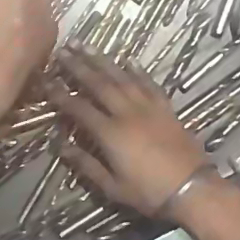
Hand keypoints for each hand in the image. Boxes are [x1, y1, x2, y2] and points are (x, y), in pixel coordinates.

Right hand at [47, 48, 230, 220]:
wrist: (192, 187)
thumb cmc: (149, 192)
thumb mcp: (112, 187)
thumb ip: (86, 165)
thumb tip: (61, 146)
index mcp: (111, 133)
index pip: (79, 108)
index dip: (61, 94)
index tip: (46, 80)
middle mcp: (128, 113)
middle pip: (99, 84)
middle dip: (79, 66)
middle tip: (63, 50)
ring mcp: (150, 108)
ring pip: (123, 78)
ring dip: (103, 61)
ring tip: (87, 46)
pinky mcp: (167, 109)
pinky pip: (149, 84)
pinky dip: (138, 71)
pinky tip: (128, 61)